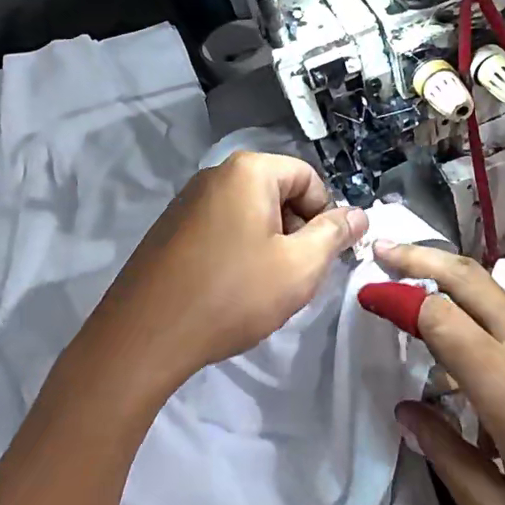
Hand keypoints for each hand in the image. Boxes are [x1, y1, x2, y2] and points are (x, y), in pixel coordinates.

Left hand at [83, 151, 367, 392]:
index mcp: (248, 171)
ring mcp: (188, 200)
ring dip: (267, 244)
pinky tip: (229, 289)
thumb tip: (358, 214)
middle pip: (277, 191)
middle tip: (292, 276)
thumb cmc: (232, 294)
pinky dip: (237, 250)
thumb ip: (334, 235)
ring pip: (250, 212)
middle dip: (295, 230)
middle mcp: (216, 174)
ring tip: (260, 287)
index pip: (308, 177)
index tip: (318, 258)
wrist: (145, 333)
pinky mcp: (171, 227)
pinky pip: (221, 226)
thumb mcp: (298, 267)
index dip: (324, 216)